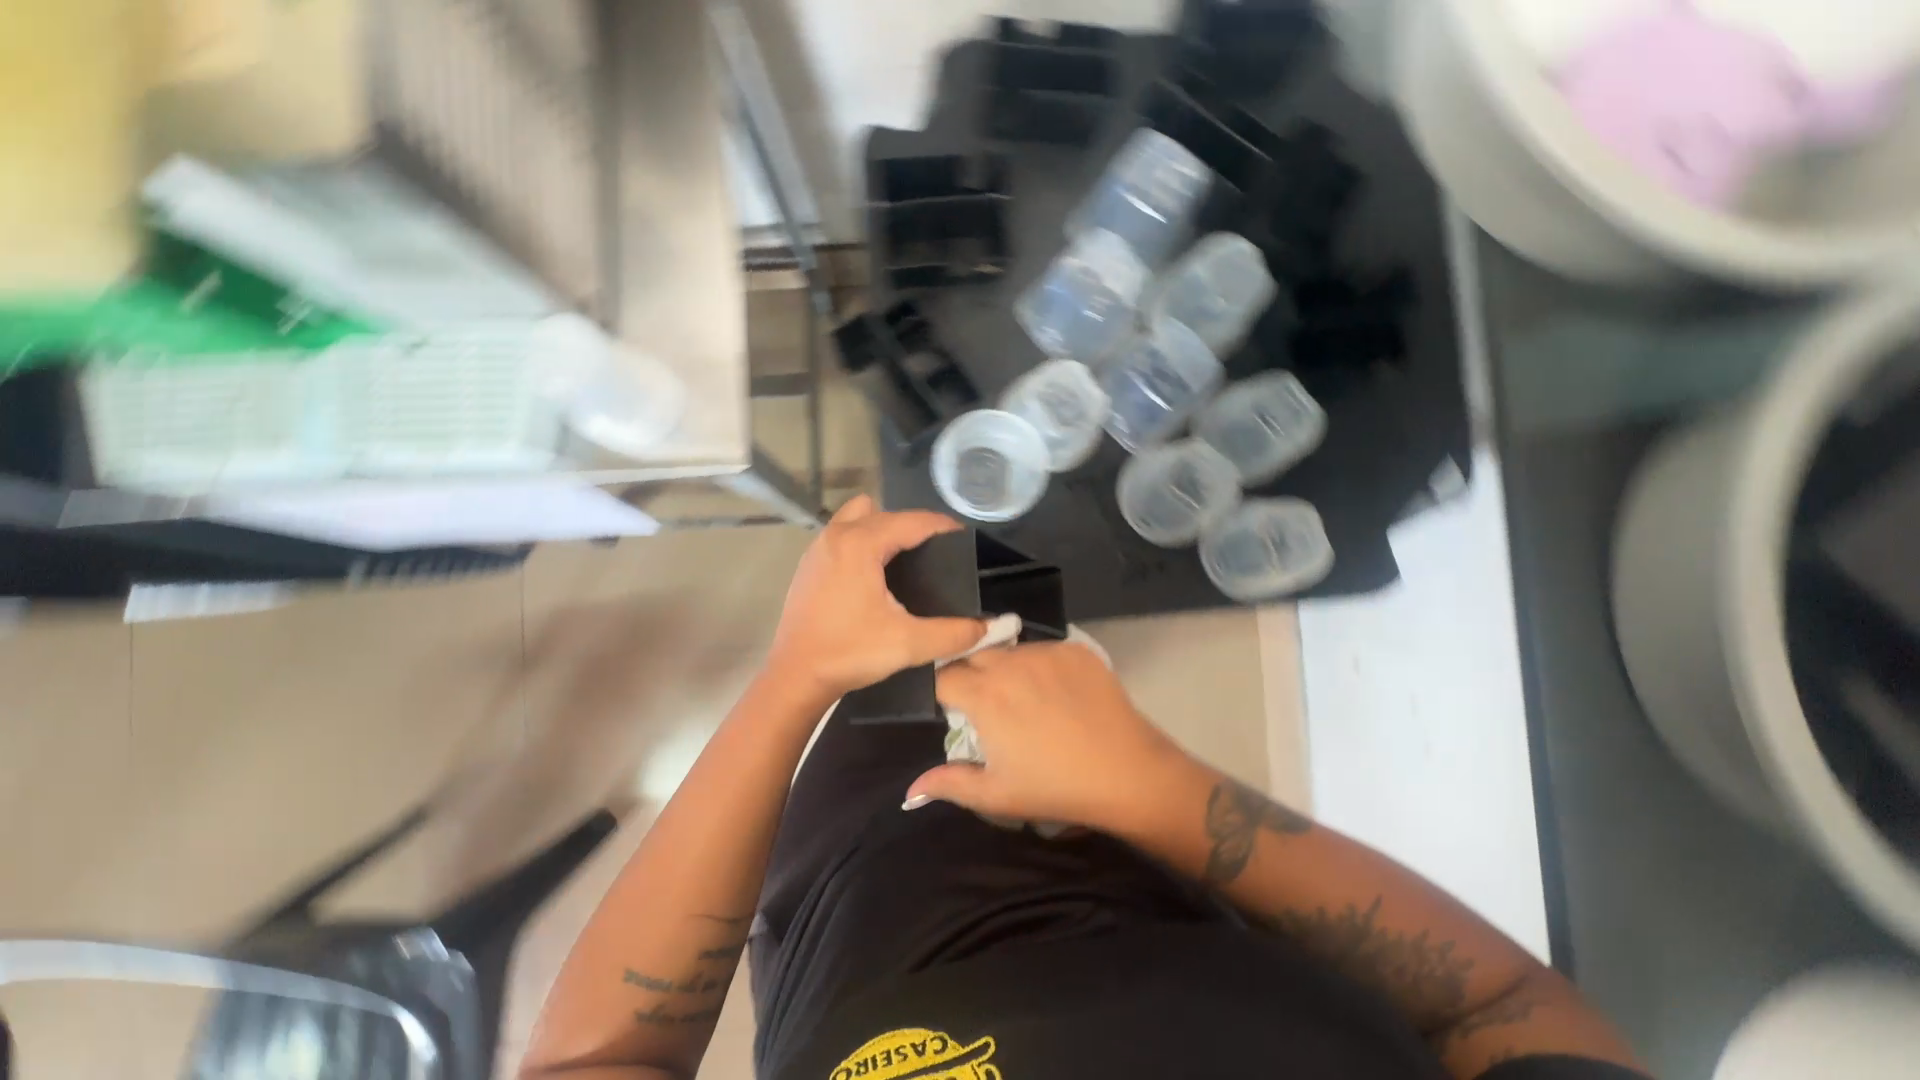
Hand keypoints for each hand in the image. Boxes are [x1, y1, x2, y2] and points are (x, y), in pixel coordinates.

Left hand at [764, 495, 986, 700]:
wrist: (794, 676)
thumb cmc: (849, 653)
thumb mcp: (908, 644)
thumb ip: (954, 634)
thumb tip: (988, 628)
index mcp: (860, 544)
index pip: (912, 521)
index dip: (942, 526)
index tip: (964, 538)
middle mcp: (836, 535)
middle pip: (885, 514)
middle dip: (913, 527)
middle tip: (939, 554)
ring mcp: (817, 548)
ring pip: (858, 518)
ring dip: (883, 529)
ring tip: (906, 559)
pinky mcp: (808, 566)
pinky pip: (842, 536)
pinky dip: (862, 542)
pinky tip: (876, 575)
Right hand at [904, 642, 1191, 831]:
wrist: (1127, 773)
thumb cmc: (1055, 788)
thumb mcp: (997, 794)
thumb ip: (949, 784)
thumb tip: (909, 791)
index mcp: (984, 695)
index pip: (942, 676)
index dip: (941, 693)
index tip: (952, 712)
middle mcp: (1011, 663)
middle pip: (973, 656)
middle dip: (970, 676)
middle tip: (985, 708)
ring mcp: (1047, 652)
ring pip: (1009, 651)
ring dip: (1005, 668)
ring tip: (1023, 699)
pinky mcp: (1076, 650)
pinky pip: (1044, 650)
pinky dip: (1040, 666)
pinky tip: (1054, 693)